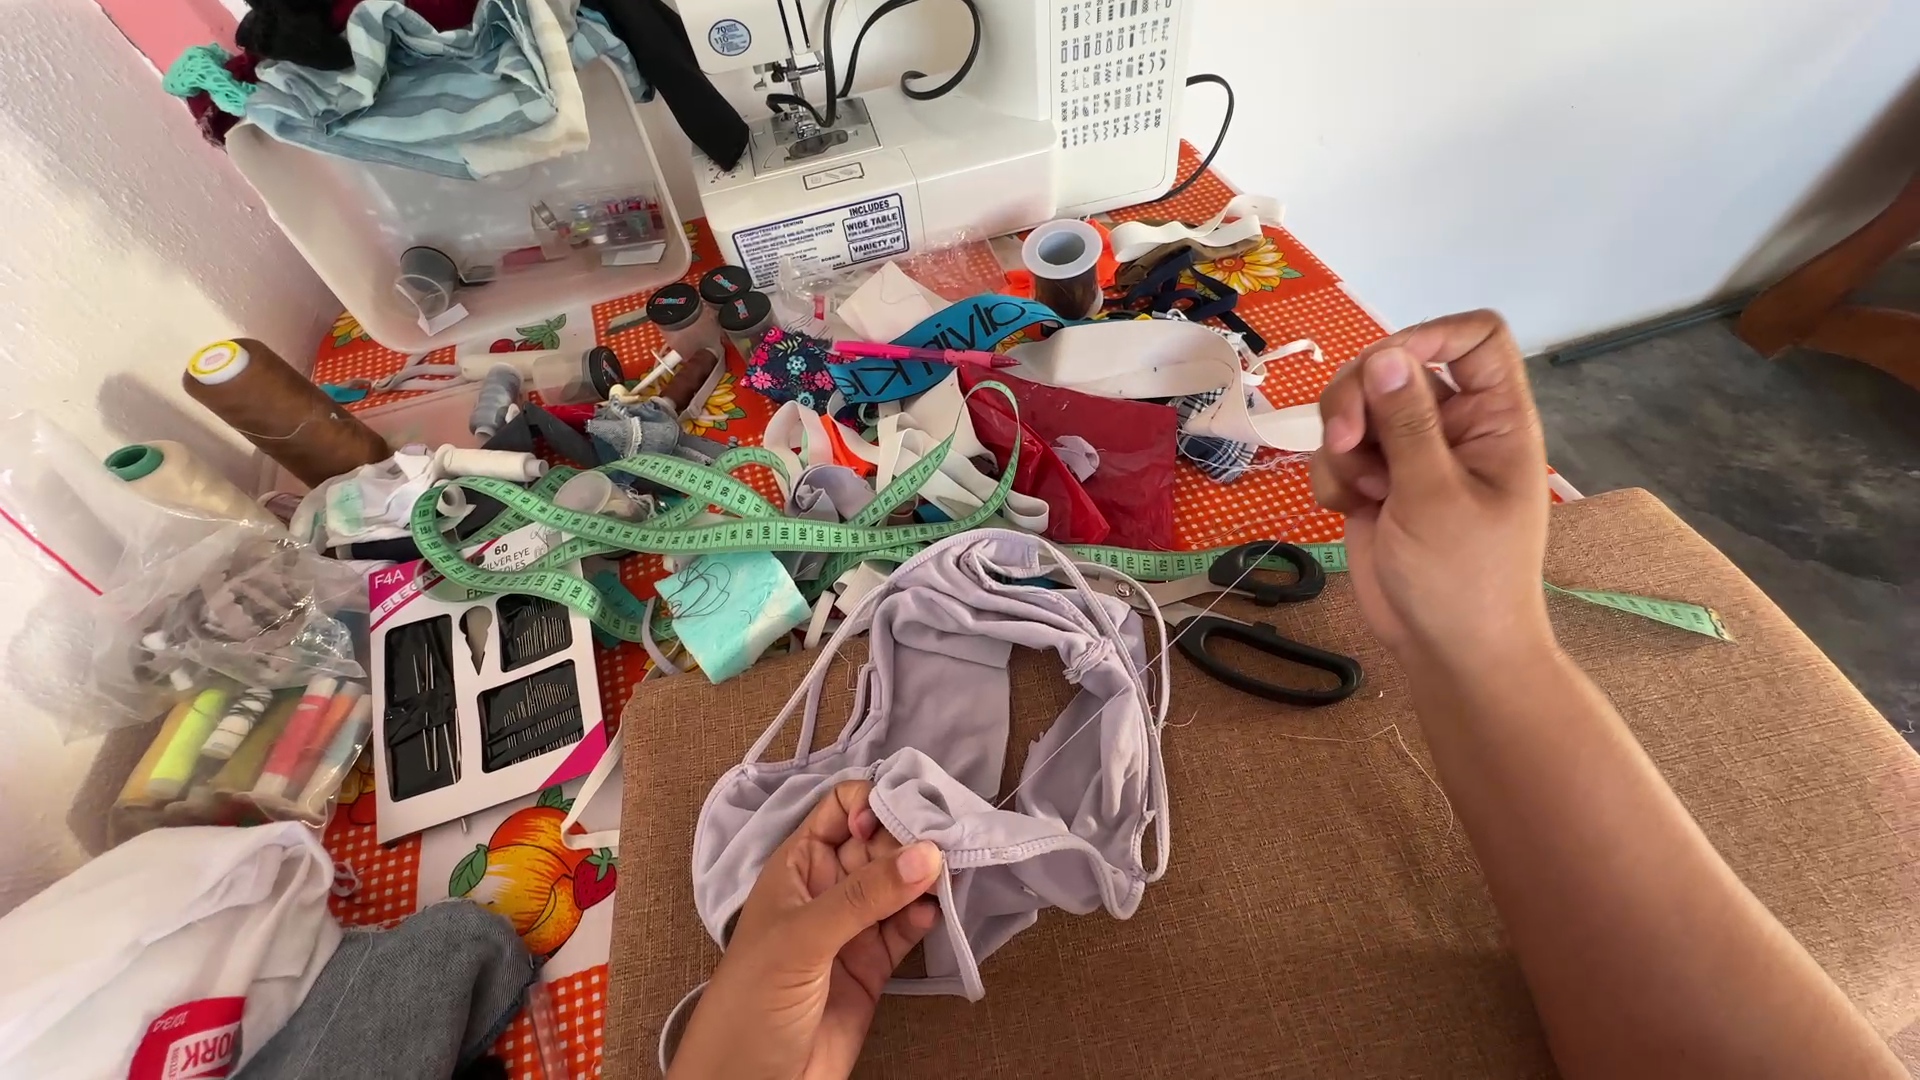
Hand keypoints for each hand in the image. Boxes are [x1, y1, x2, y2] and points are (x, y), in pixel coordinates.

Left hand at [668, 781, 943, 1079]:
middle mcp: (829, 886)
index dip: (871, 805)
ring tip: (951, 871)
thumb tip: (927, 853)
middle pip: (879, 840)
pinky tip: (936, 910)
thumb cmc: (752, 1003)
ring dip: (926, 873)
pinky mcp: (876, 962)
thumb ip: (863, 895)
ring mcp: (854, 925)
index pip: (841, 809)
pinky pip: (908, 924)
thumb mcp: (801, 939)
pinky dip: (927, 913)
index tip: (900, 820)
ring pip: (899, 881)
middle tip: (943, 844)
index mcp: (800, 863)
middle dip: (910, 837)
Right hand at [1309, 311, 1552, 671]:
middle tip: (1346, 440)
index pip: (1473, 338)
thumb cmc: (1462, 577)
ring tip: (1361, 494)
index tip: (1381, 367)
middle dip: (1357, 402)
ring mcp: (1406, 457)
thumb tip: (1386, 355)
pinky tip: (1350, 510)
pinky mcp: (1371, 484)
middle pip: (1391, 370)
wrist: (1443, 646)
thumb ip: (1408, 424)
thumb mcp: (1435, 496)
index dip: (1428, 335)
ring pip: (1352, 414)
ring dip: (1341, 449)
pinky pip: (1335, 455)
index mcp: (1491, 419)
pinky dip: (1331, 479)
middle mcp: (1448, 428)